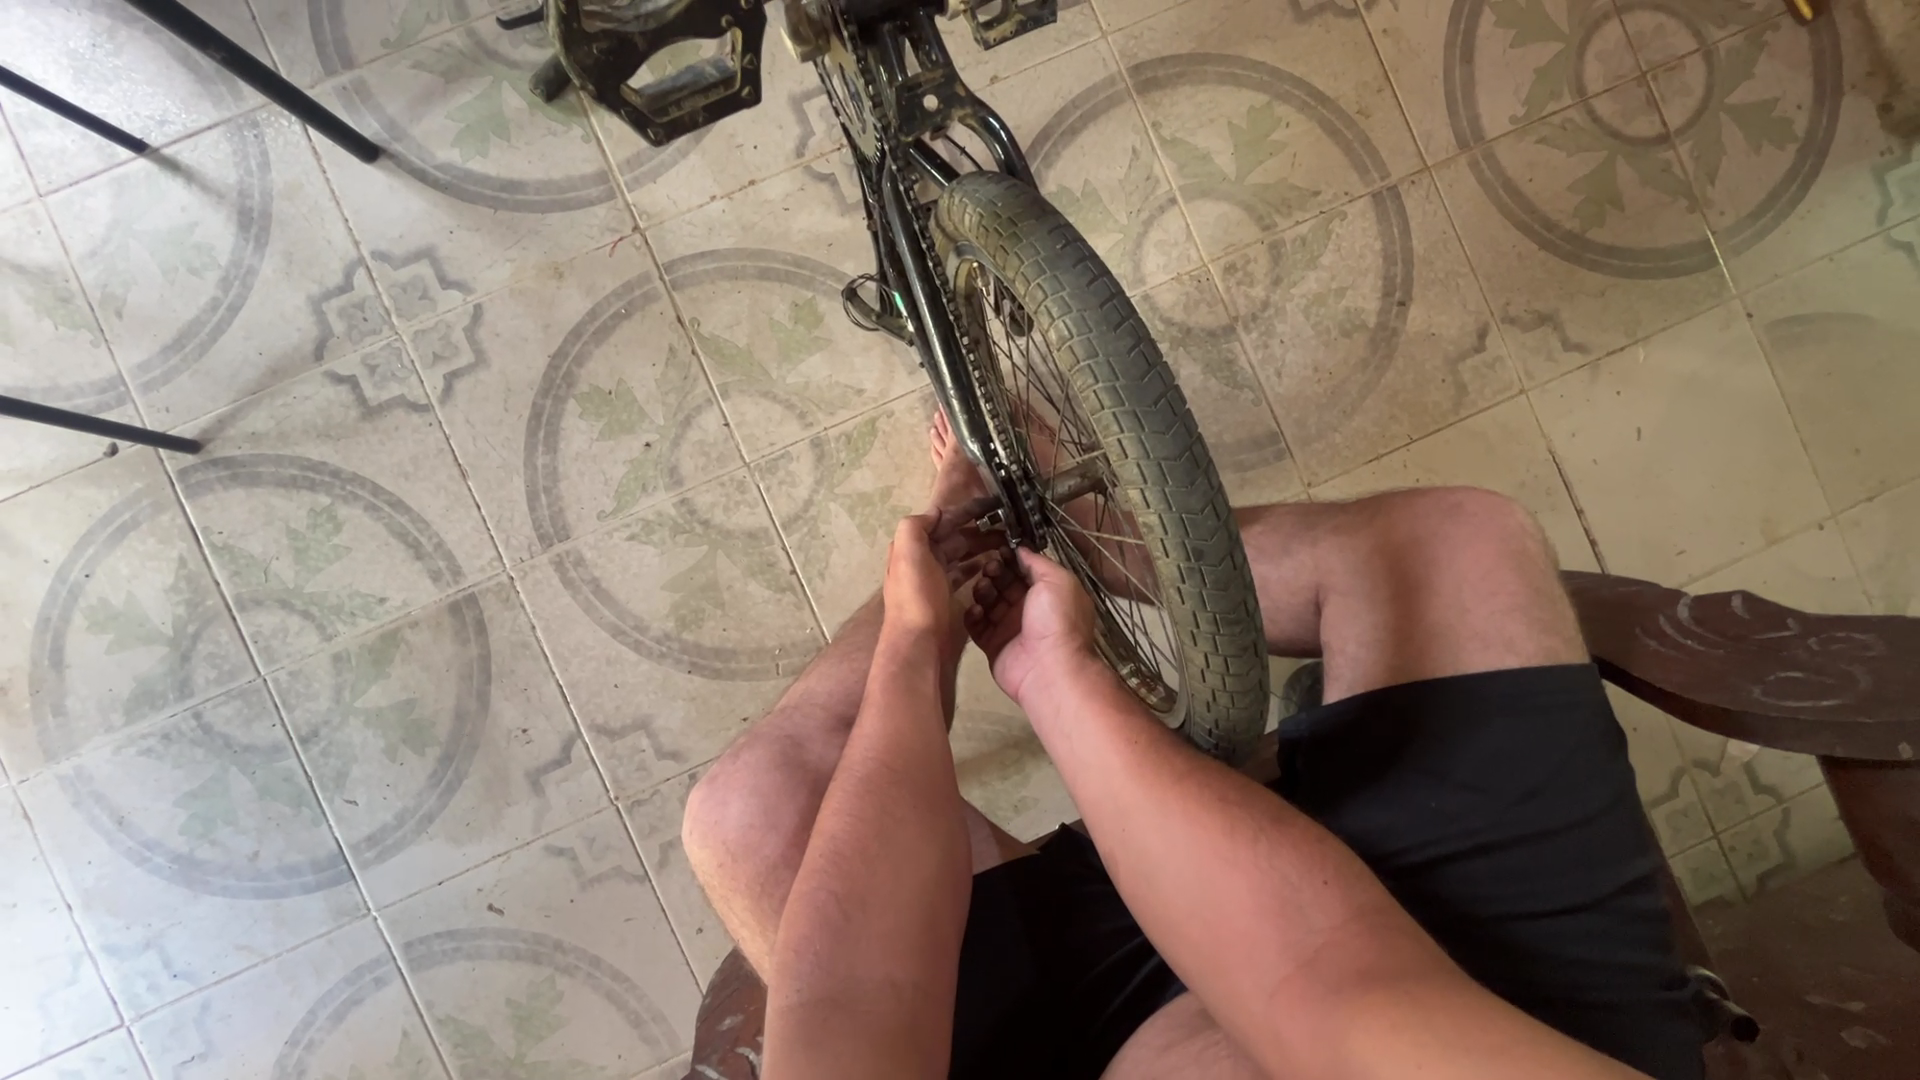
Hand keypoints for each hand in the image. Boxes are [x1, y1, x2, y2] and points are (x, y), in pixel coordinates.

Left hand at [881, 508, 999, 669]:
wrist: (917, 643)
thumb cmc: (915, 596)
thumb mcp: (908, 553)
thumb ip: (916, 526)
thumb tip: (936, 512)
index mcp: (912, 547)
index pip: (941, 521)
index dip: (964, 511)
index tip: (991, 505)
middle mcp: (921, 560)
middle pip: (952, 537)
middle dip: (977, 528)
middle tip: (1006, 526)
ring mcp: (933, 579)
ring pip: (959, 554)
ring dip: (980, 546)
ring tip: (1004, 543)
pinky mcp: (944, 596)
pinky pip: (962, 573)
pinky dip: (975, 566)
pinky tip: (989, 565)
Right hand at [964, 547, 1099, 704]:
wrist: (1050, 668)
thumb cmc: (1056, 619)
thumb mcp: (1057, 580)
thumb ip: (1037, 562)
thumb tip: (1021, 549)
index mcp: (1046, 592)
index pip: (1023, 570)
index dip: (1010, 558)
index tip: (998, 550)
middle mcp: (1027, 608)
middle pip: (1003, 583)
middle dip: (994, 572)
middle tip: (988, 569)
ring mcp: (1008, 627)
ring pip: (988, 602)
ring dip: (982, 591)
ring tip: (983, 589)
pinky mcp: (992, 644)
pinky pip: (976, 625)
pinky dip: (973, 615)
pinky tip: (975, 609)